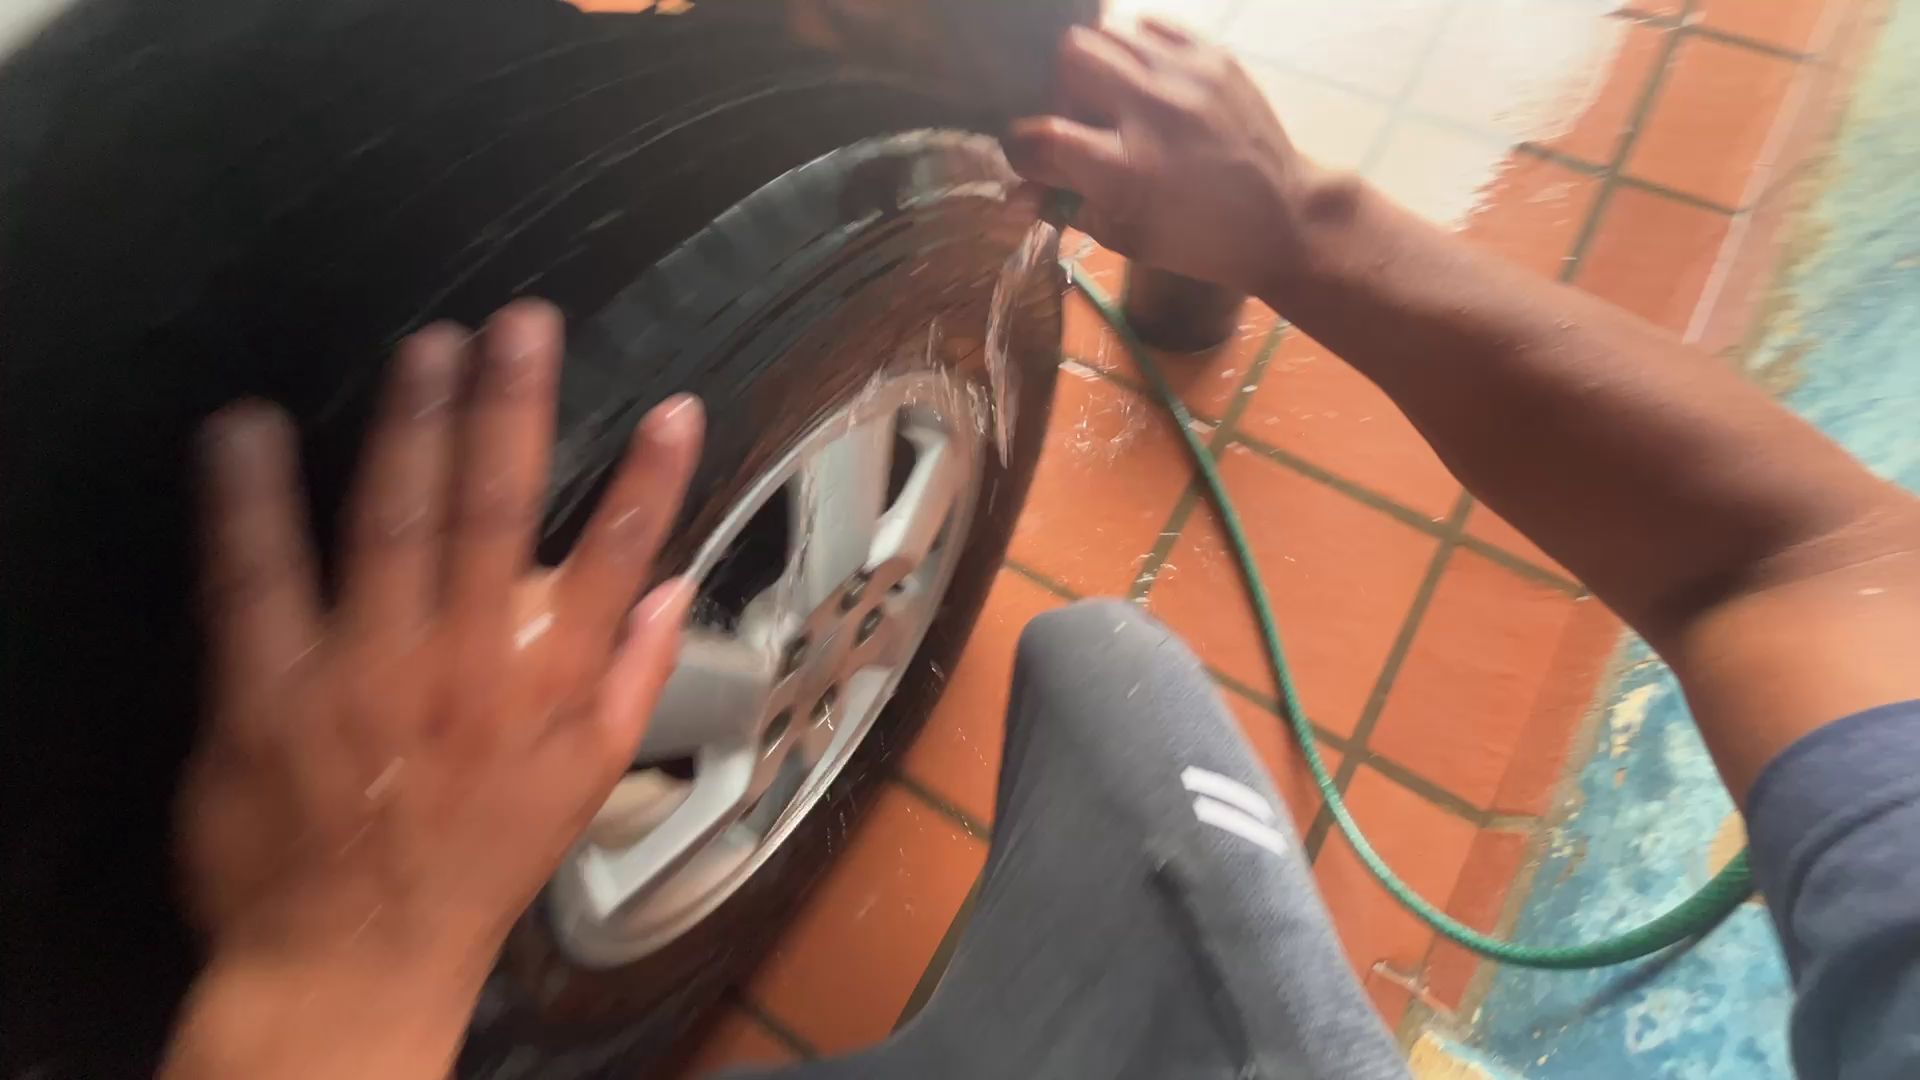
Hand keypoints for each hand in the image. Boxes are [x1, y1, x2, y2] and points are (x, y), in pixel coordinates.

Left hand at [179, 299, 701, 993]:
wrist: (357, 949)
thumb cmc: (495, 850)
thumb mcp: (596, 774)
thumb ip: (640, 673)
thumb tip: (679, 587)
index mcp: (552, 684)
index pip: (619, 561)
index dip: (653, 479)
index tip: (676, 410)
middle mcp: (467, 661)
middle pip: (495, 516)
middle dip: (514, 412)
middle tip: (523, 328)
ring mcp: (362, 670)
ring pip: (390, 526)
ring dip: (412, 428)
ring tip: (429, 348)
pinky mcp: (264, 692)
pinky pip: (254, 583)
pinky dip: (247, 501)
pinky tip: (245, 429)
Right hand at [1008, 20, 1326, 296]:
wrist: (1281, 217)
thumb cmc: (1195, 241)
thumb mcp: (1124, 238)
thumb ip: (1068, 206)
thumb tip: (1021, 191)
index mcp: (1125, 170)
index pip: (1040, 136)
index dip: (1021, 149)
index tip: (1029, 158)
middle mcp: (1151, 110)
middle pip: (1068, 56)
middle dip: (1059, 91)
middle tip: (1080, 123)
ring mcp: (1186, 74)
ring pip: (1106, 30)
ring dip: (1095, 68)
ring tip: (1113, 104)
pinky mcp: (1213, 54)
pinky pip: (1149, 27)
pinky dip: (1134, 53)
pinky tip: (1145, 88)